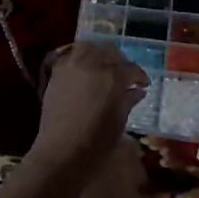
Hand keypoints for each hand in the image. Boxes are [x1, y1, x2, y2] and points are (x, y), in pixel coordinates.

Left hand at [30, 41, 147, 164]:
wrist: (61, 150)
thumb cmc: (96, 141)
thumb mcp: (119, 121)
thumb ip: (129, 100)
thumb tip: (138, 90)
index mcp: (113, 77)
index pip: (132, 68)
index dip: (140, 76)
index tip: (143, 84)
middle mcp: (92, 65)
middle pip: (110, 52)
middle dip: (120, 61)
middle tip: (124, 74)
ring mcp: (71, 67)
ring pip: (88, 48)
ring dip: (98, 54)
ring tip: (103, 68)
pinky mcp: (56, 74)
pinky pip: (69, 57)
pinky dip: (79, 59)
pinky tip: (84, 72)